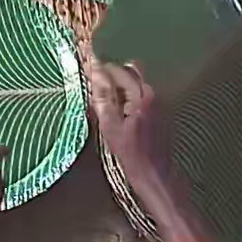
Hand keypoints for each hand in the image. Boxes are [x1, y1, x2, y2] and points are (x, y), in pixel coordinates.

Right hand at [89, 60, 175, 199]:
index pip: (117, 70)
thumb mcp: (111, 126)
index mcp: (141, 94)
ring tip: (102, 100)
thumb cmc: (130, 152)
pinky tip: (115, 109)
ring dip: (118, 84)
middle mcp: (151, 91)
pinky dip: (125, 93)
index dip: (99, 70)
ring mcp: (156, 99)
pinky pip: (138, 91)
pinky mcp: (156, 108)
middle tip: (94, 88)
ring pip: (134, 80)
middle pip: (129, 70)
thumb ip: (103, 97)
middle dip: (111, 74)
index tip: (85, 73)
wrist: (154, 172)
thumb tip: (95, 72)